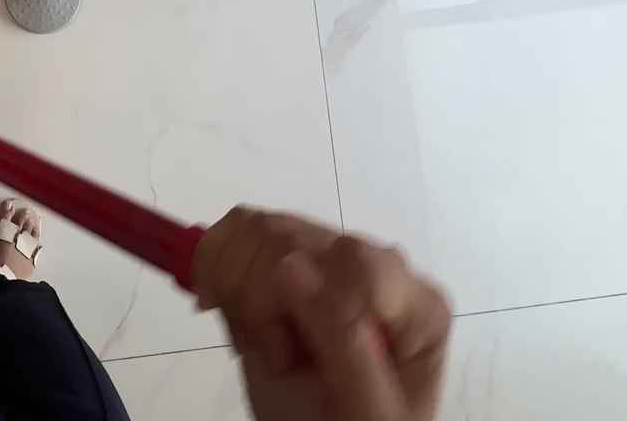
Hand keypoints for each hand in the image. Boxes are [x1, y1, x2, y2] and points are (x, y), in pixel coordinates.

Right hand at [196, 207, 450, 420]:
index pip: (355, 261)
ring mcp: (325, 248)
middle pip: (292, 238)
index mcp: (412, 300)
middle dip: (260, 302)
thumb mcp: (365, 411)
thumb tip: (293, 265)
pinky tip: (231, 308)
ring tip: (259, 338)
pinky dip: (213, 266)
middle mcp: (370, 261)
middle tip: (275, 360)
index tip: (289, 359)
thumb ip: (344, 343)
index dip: (308, 300)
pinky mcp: (285, 245)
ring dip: (234, 288)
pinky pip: (236, 225)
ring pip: (256, 226)